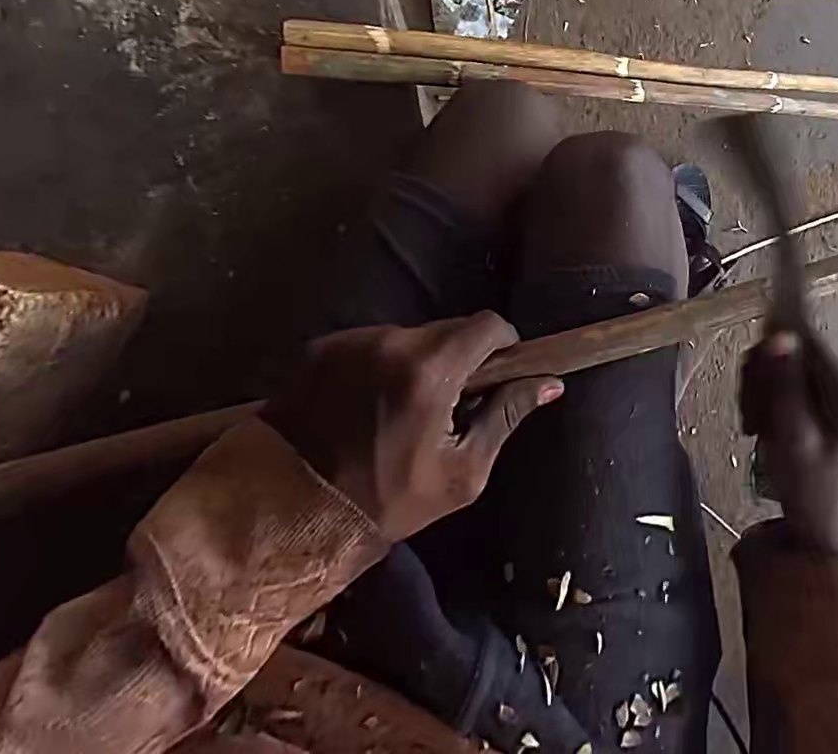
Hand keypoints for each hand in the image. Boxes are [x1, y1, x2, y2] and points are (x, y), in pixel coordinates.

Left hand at [265, 312, 562, 540]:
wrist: (287, 514)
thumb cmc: (387, 500)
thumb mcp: (462, 472)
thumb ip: (506, 416)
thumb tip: (550, 384)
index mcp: (429, 371)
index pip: (487, 324)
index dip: (504, 342)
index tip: (501, 368)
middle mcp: (390, 342)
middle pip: (450, 327)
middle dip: (463, 356)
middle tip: (454, 400)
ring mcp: (352, 340)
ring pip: (412, 334)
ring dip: (422, 359)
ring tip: (407, 407)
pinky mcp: (322, 346)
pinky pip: (375, 342)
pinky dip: (386, 363)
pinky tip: (372, 403)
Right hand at [739, 329, 837, 552]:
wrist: (814, 522)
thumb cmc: (809, 486)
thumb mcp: (794, 436)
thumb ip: (786, 384)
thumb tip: (780, 334)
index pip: (803, 342)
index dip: (770, 355)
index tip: (751, 382)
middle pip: (786, 350)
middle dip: (760, 380)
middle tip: (752, 416)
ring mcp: (827, 387)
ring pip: (775, 364)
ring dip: (756, 391)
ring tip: (755, 424)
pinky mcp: (811, 395)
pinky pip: (776, 379)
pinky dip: (760, 398)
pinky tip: (759, 423)